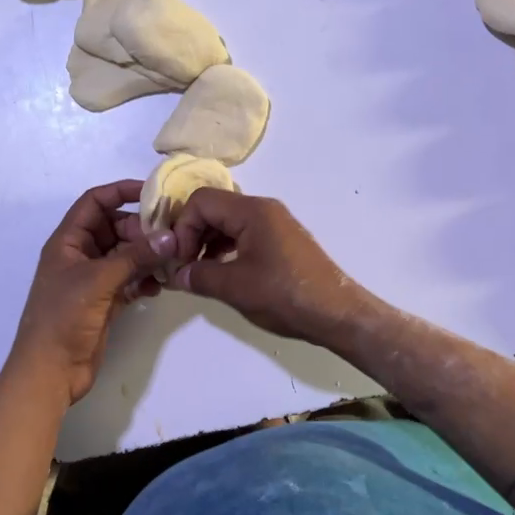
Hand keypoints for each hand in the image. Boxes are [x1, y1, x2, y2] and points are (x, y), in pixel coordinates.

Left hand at [9, 180, 159, 404]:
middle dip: (141, 230)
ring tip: (171, 261)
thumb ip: (134, 257)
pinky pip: (128, 280)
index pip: (94, 203)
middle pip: (114, 228)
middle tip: (169, 237)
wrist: (50, 372)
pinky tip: (160, 286)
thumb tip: (170, 237)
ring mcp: (92, 279)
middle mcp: (79, 255)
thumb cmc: (64, 318)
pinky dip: (143, 279)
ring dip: (146, 256)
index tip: (153, 193)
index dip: (120, 192)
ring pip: (124, 255)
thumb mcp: (98, 281)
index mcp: (68, 241)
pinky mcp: (104, 302)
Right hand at [165, 189, 372, 345]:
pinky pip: (244, 233)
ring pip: (228, 221)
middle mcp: (263, 209)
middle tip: (184, 265)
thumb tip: (177, 275)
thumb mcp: (235, 287)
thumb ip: (199, 276)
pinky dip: (226, 248)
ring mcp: (274, 223)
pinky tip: (222, 272)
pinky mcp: (281, 240)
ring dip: (208, 242)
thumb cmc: (284, 295)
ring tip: (199, 272)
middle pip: (214, 208)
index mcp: (252, 211)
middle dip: (193, 233)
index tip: (180, 259)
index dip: (183, 227)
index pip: (201, 201)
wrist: (337, 313)